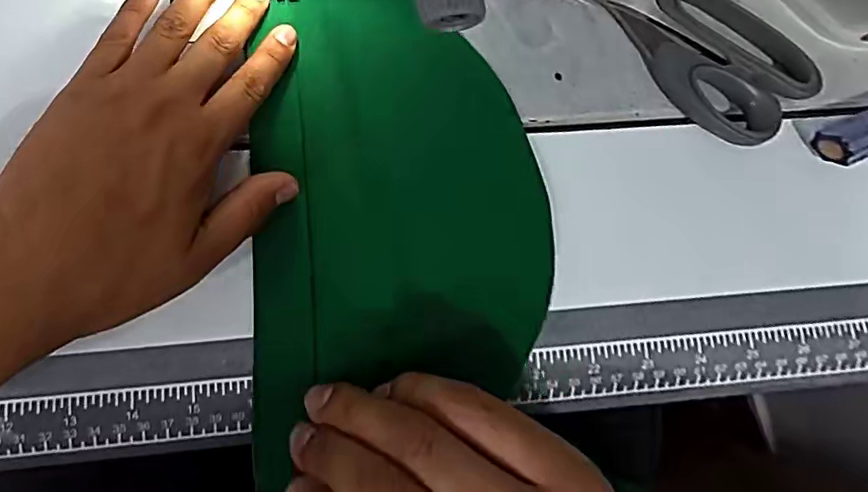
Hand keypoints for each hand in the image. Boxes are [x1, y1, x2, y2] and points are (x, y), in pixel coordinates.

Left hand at [0, 0, 299, 424]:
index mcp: (198, 146)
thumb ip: (242, 215)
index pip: (247, 89)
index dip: (271, 59)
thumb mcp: (190, 259)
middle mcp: (167, 106)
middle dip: (242, 14)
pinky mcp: (84, 85)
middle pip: (216, 48)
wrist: (22, 262)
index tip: (288, 33)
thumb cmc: (109, 268)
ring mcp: (123, 89)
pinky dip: (135, 8)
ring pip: (171, 30)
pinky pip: (116, 35)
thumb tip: (287, 183)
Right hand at [292, 375, 612, 490]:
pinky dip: (435, 388)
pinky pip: (487, 407)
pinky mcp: (570, 470)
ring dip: (375, 404)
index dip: (334, 485)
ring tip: (336, 397)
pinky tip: (402, 386)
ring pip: (441, 424)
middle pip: (408, 459)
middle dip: (342, 440)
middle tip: (305, 430)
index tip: (298, 480)